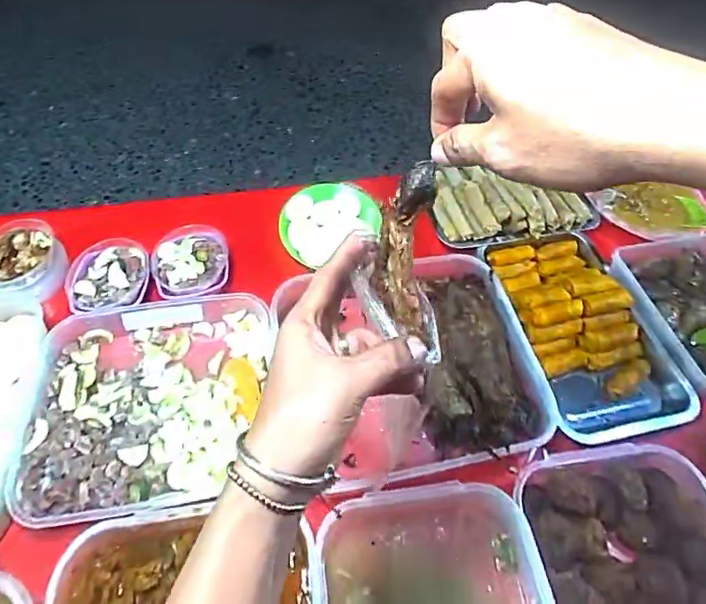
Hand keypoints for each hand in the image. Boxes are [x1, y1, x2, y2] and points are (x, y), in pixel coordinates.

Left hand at [244, 232, 426, 477]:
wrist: (283, 470)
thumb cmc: (306, 412)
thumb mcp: (348, 381)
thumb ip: (387, 359)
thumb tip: (422, 345)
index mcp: (305, 322)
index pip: (328, 277)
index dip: (347, 255)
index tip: (367, 234)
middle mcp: (313, 335)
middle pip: (349, 308)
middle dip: (379, 305)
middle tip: (405, 291)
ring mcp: (324, 362)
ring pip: (364, 344)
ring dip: (391, 352)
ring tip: (421, 362)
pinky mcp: (335, 389)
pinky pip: (366, 371)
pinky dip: (388, 375)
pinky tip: (413, 385)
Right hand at [430, 2, 705, 192]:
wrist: (672, 114)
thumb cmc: (579, 135)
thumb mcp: (507, 154)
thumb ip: (463, 147)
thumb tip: (443, 148)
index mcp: (481, 47)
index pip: (443, 84)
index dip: (440, 120)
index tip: (449, 147)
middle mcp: (511, 22)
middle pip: (464, 36)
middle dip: (459, 74)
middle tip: (473, 111)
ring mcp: (554, 18)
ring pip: (505, 34)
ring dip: (497, 68)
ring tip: (514, 107)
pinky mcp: (590, 26)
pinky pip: (544, 39)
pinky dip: (535, 65)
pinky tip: (557, 99)